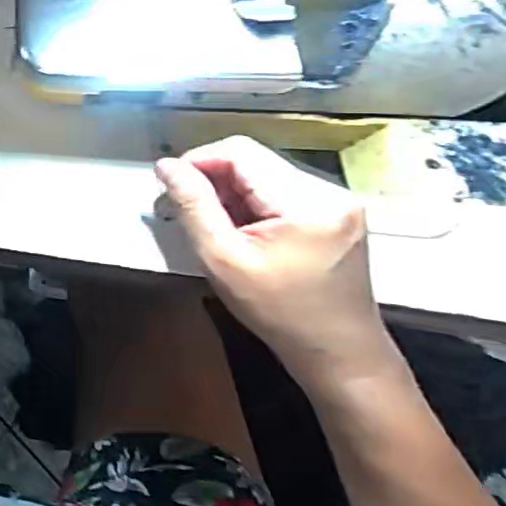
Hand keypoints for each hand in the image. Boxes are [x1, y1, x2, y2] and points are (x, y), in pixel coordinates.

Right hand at [155, 136, 398, 397]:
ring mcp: (336, 200)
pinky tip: (242, 230)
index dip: (196, 161)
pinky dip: (251, 202)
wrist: (338, 354)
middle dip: (212, 179)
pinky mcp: (334, 211)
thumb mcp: (222, 259)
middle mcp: (329, 191)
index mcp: (307, 201)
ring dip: (229, 191)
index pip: (238, 151)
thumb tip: (167, 166)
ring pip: (261, 172)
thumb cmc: (278, 313)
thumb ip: (192, 205)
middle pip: (251, 159)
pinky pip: (277, 188)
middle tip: (187, 211)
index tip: (171, 188)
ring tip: (216, 226)